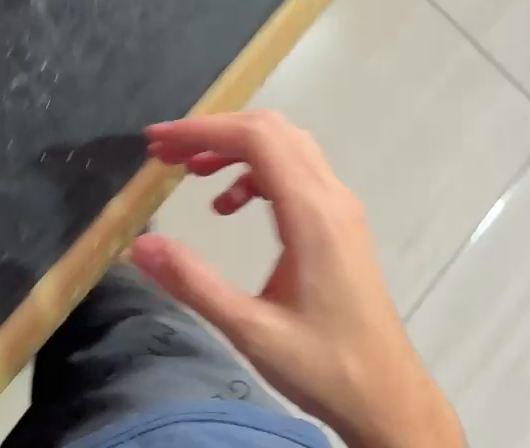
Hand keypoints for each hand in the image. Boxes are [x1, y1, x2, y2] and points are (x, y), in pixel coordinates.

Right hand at [133, 112, 464, 447]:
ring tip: (191, 173)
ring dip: (234, 148)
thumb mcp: (251, 331)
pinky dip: (254, 172)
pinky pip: (294, 170)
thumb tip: (139, 245)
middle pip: (270, 130)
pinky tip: (228, 208)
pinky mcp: (339, 221)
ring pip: (284, 145)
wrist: (390, 400)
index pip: (256, 138)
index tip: (157, 140)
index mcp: (312, 212)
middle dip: (213, 132)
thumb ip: (194, 283)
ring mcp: (339, 206)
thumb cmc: (325, 367)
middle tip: (165, 153)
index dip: (202, 129)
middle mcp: (330, 196)